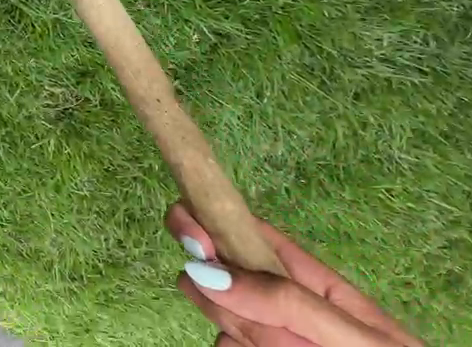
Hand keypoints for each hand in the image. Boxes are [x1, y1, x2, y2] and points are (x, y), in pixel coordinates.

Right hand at [167, 203, 422, 346]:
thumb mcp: (359, 340)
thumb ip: (289, 302)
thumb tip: (203, 269)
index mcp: (301, 274)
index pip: (236, 225)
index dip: (201, 219)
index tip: (194, 242)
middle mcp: (271, 294)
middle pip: (211, 269)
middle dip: (228, 299)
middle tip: (275, 336)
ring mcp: (259, 324)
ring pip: (213, 309)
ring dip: (242, 334)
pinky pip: (221, 343)